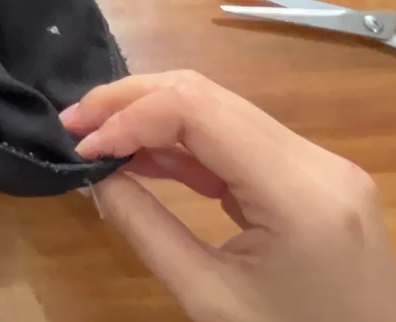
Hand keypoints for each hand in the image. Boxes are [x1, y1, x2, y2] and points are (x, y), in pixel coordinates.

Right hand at [60, 72, 395, 321]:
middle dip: (129, 102)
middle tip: (75, 125)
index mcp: (300, 191)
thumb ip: (144, 226)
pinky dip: (178, 142)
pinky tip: (139, 157)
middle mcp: (316, 161)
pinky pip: (231, 139)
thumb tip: (92, 172)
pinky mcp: (312, 181)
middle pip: (202, 95)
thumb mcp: (210, 300)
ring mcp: (319, 168)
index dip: (126, 116)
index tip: (82, 146)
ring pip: (214, 108)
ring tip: (96, 137)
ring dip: (148, 116)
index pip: (194, 110)